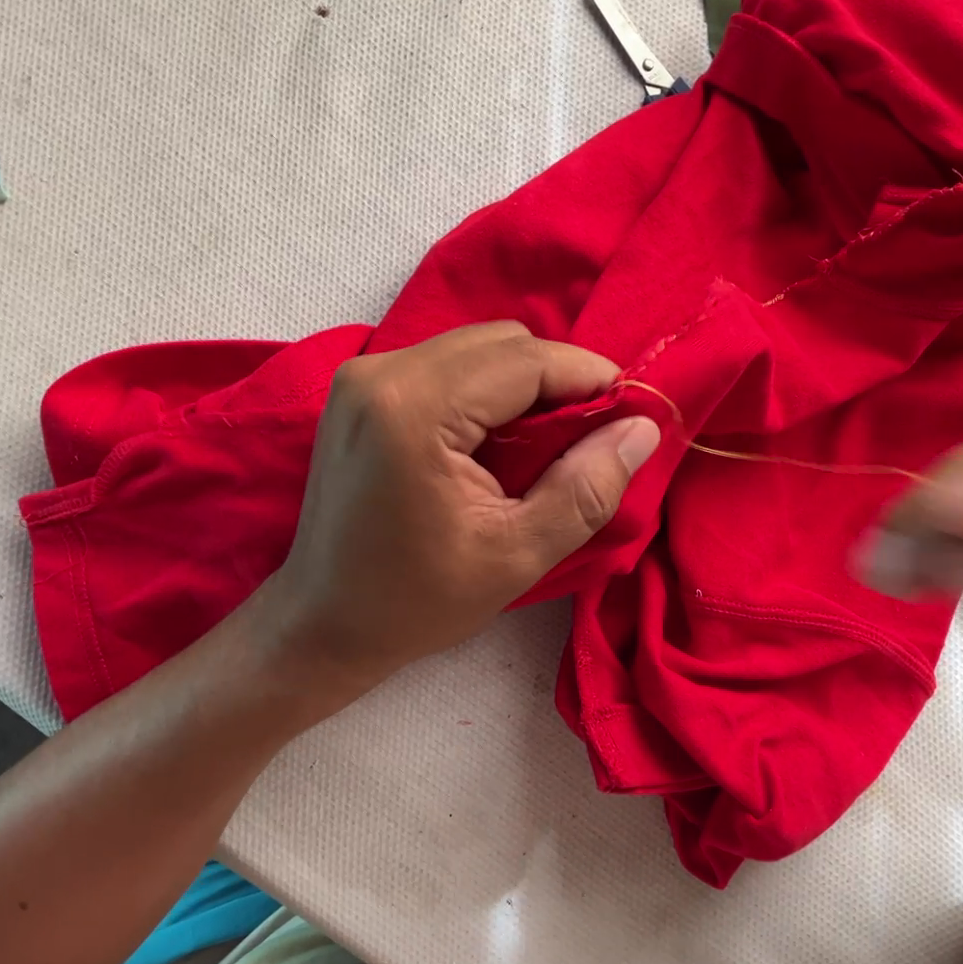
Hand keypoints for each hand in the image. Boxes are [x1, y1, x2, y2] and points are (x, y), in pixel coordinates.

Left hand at [264, 321, 660, 689]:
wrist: (320, 622)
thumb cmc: (414, 601)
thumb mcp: (516, 555)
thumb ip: (586, 487)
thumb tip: (642, 427)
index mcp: (413, 409)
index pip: (526, 360)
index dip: (590, 379)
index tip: (632, 413)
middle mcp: (381, 372)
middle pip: (500, 342)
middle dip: (556, 381)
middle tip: (588, 438)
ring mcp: (362, 375)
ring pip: (473, 347)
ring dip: (521, 384)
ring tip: (543, 445)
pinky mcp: (357, 388)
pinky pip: (443, 363)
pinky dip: (483, 389)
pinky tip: (495, 440)